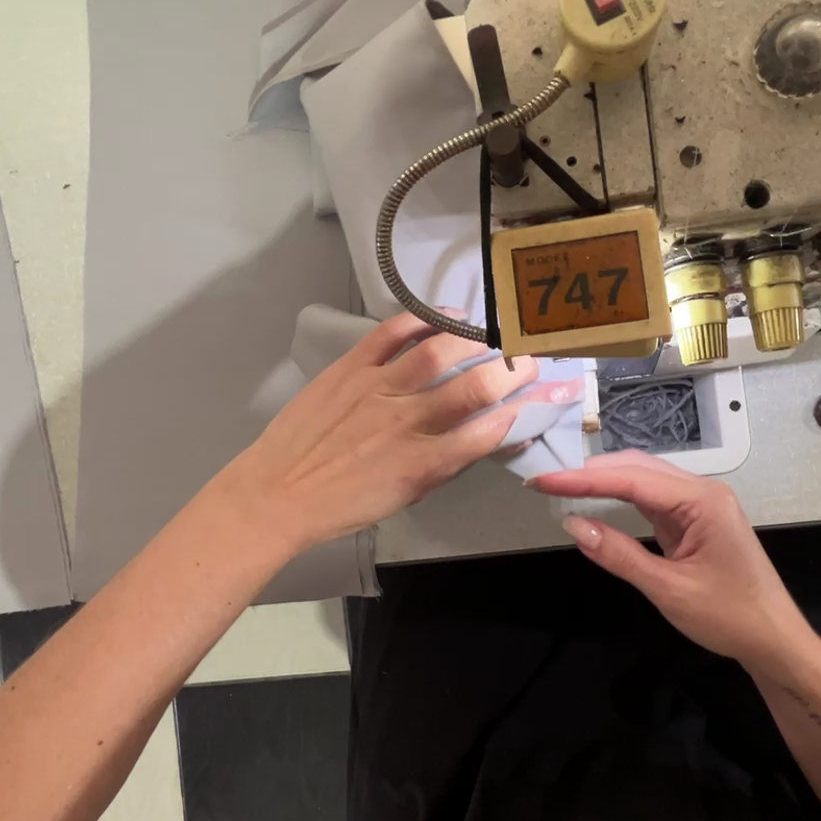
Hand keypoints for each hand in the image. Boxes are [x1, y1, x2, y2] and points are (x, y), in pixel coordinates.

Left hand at [210, 311, 557, 553]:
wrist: (276, 494)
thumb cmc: (342, 504)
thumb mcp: (404, 496)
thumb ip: (444, 464)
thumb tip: (481, 433)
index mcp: (422, 465)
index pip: (487, 433)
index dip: (524, 411)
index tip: (544, 396)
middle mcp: (405, 423)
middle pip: (473, 389)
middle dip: (512, 371)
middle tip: (529, 360)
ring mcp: (376, 390)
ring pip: (438, 354)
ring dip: (476, 340)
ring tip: (495, 333)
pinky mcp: (350, 368)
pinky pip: (391, 334)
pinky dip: (423, 318)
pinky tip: (448, 315)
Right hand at [530, 451, 809, 660]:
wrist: (775, 640)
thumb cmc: (729, 616)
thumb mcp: (668, 589)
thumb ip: (619, 555)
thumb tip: (573, 526)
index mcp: (702, 500)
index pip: (631, 479)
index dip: (582, 479)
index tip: (544, 481)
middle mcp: (702, 492)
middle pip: (637, 468)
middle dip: (590, 473)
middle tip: (546, 482)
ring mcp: (700, 505)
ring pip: (644, 480)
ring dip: (604, 481)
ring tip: (562, 486)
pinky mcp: (695, 520)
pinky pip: (652, 499)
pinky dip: (621, 497)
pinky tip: (597, 499)